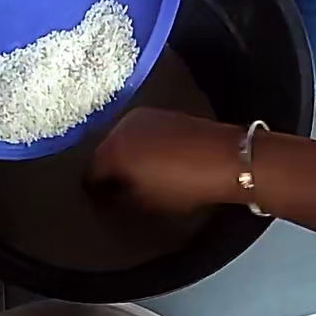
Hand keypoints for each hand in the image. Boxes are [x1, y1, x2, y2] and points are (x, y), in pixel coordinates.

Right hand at [87, 108, 242, 215]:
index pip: (90, 173)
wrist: (226, 158)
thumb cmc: (183, 185)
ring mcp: (143, 117)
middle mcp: (121, 128)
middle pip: (104, 152)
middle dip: (108, 169)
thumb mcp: (147, 201)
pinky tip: (153, 158)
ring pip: (122, 139)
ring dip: (125, 155)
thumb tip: (109, 194)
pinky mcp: (163, 113)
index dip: (93, 190)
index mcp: (112, 151)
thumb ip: (120, 197)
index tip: (99, 201)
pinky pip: (141, 132)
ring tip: (135, 173)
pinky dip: (141, 145)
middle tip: (115, 188)